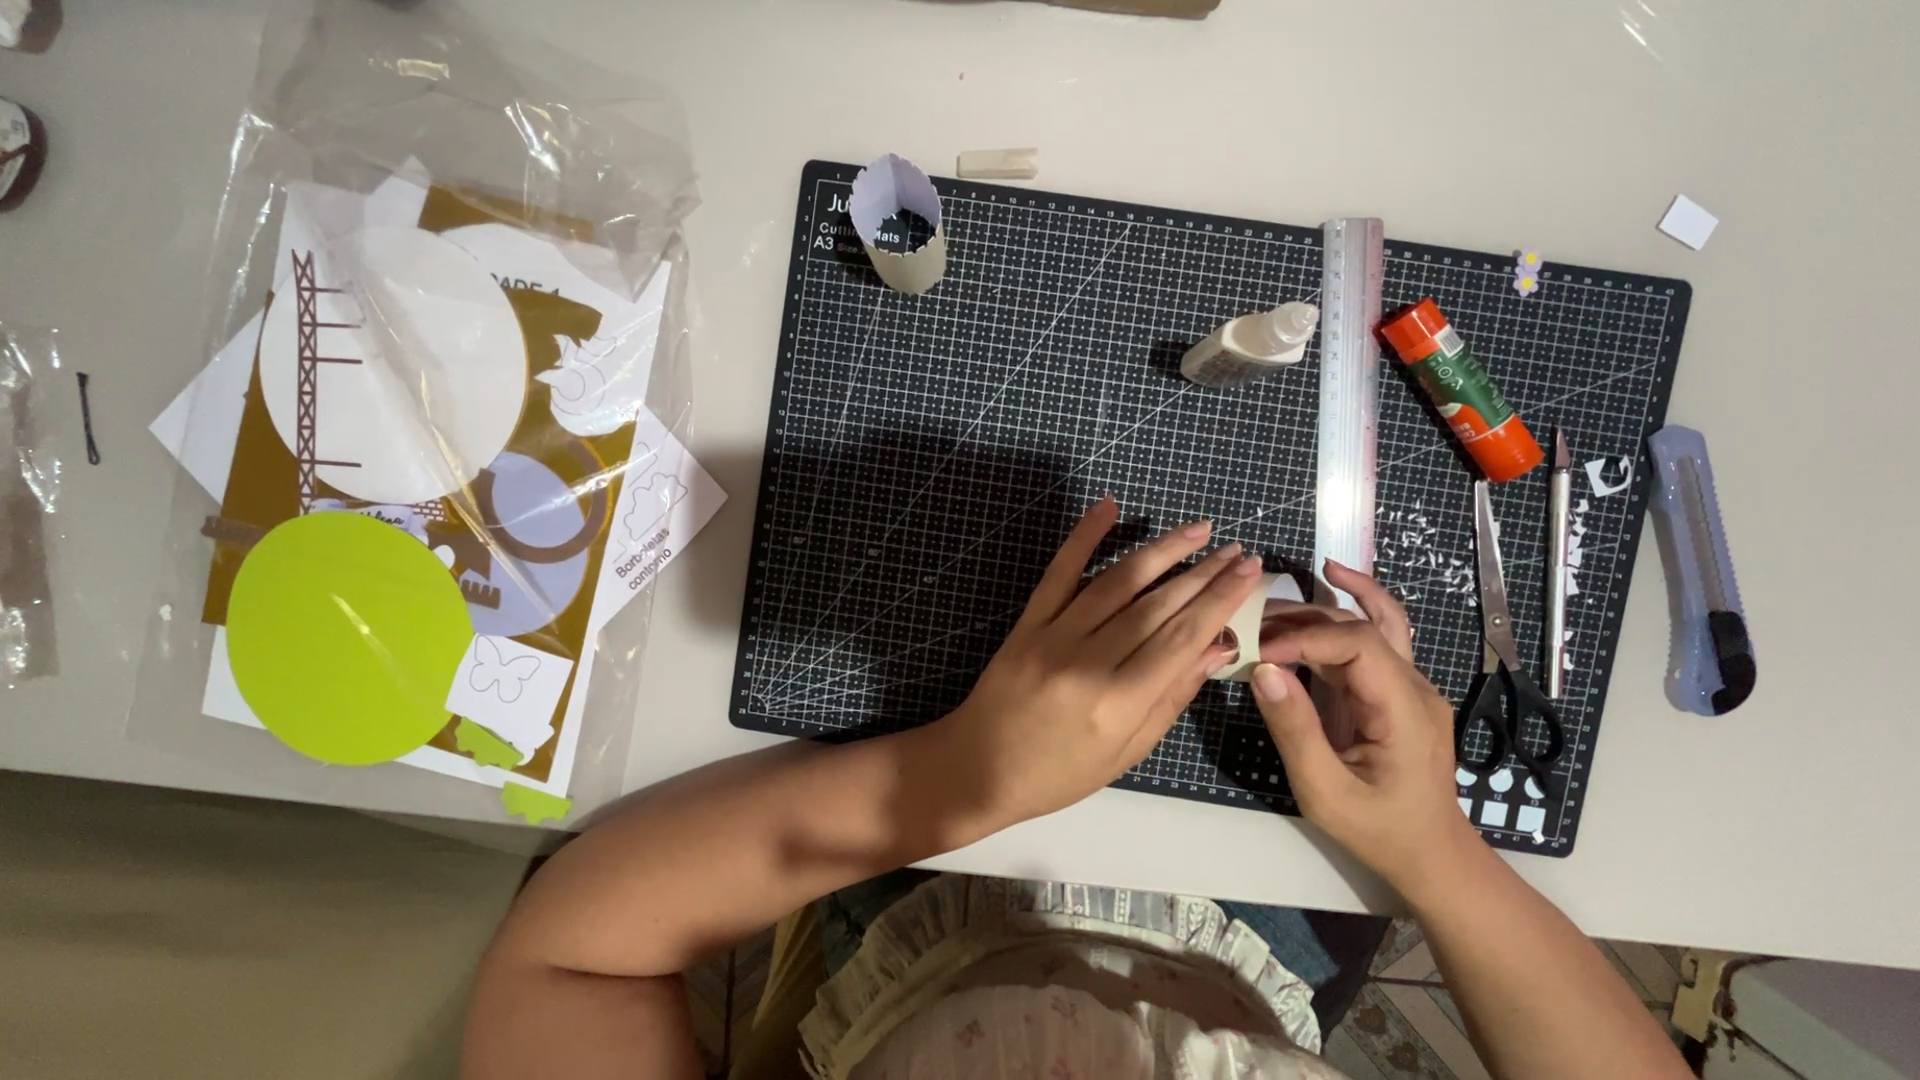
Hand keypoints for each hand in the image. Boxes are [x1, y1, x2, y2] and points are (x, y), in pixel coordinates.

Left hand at [937, 496, 1264, 827]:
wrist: (977, 768)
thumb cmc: (1058, 774)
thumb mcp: (1126, 753)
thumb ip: (1171, 697)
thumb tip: (1218, 647)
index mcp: (1119, 702)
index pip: (1183, 638)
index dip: (1221, 601)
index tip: (1251, 572)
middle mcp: (1088, 662)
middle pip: (1157, 606)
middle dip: (1204, 573)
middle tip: (1237, 550)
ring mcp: (1053, 636)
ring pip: (1117, 581)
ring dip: (1162, 550)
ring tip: (1198, 529)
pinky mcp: (1027, 622)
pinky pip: (1059, 572)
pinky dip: (1084, 536)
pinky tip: (1108, 506)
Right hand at [1249, 563, 1478, 890]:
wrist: (1432, 856)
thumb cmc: (1378, 830)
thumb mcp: (1325, 790)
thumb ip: (1294, 728)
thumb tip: (1262, 669)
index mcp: (1403, 709)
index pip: (1356, 643)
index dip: (1304, 635)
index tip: (1258, 650)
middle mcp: (1414, 685)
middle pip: (1360, 626)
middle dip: (1301, 618)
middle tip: (1248, 623)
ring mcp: (1410, 685)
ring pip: (1369, 623)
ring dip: (1319, 609)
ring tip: (1267, 607)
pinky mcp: (1395, 691)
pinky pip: (1374, 639)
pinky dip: (1349, 608)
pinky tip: (1332, 578)